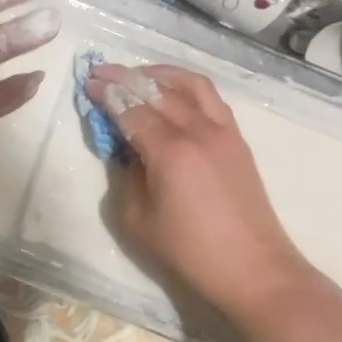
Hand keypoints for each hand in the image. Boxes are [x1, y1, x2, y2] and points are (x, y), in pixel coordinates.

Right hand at [87, 63, 312, 320]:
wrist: (254, 268)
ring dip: (159, 74)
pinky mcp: (237, 139)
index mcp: (170, 151)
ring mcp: (222, 131)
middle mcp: (197, 130)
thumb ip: (125, 177)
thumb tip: (124, 151)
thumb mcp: (137, 220)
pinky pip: (210, 98)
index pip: (131, 109)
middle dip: (125, 78)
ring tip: (137, 76)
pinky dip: (186, 86)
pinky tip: (172, 93)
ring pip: (188, 85)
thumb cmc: (190, 251)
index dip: (106, 95)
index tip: (87, 84)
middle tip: (101, 73)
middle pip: (156, 90)